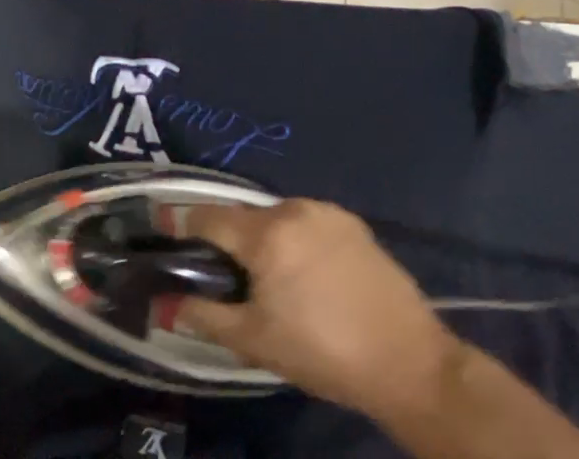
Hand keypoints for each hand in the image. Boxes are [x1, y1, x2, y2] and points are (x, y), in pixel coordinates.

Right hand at [178, 199, 464, 417]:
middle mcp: (293, 210)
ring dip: (263, 242)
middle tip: (233, 285)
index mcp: (265, 234)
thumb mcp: (254, 341)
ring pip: (273, 219)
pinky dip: (295, 242)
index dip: (184, 234)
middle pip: (239, 217)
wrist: (414, 367)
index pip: (203, 217)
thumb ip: (201, 314)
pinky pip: (305, 224)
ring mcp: (328, 214)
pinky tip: (309, 279)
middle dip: (228, 245)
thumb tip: (164, 302)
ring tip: (274, 284)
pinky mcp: (355, 226)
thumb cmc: (325, 353)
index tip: (179, 257)